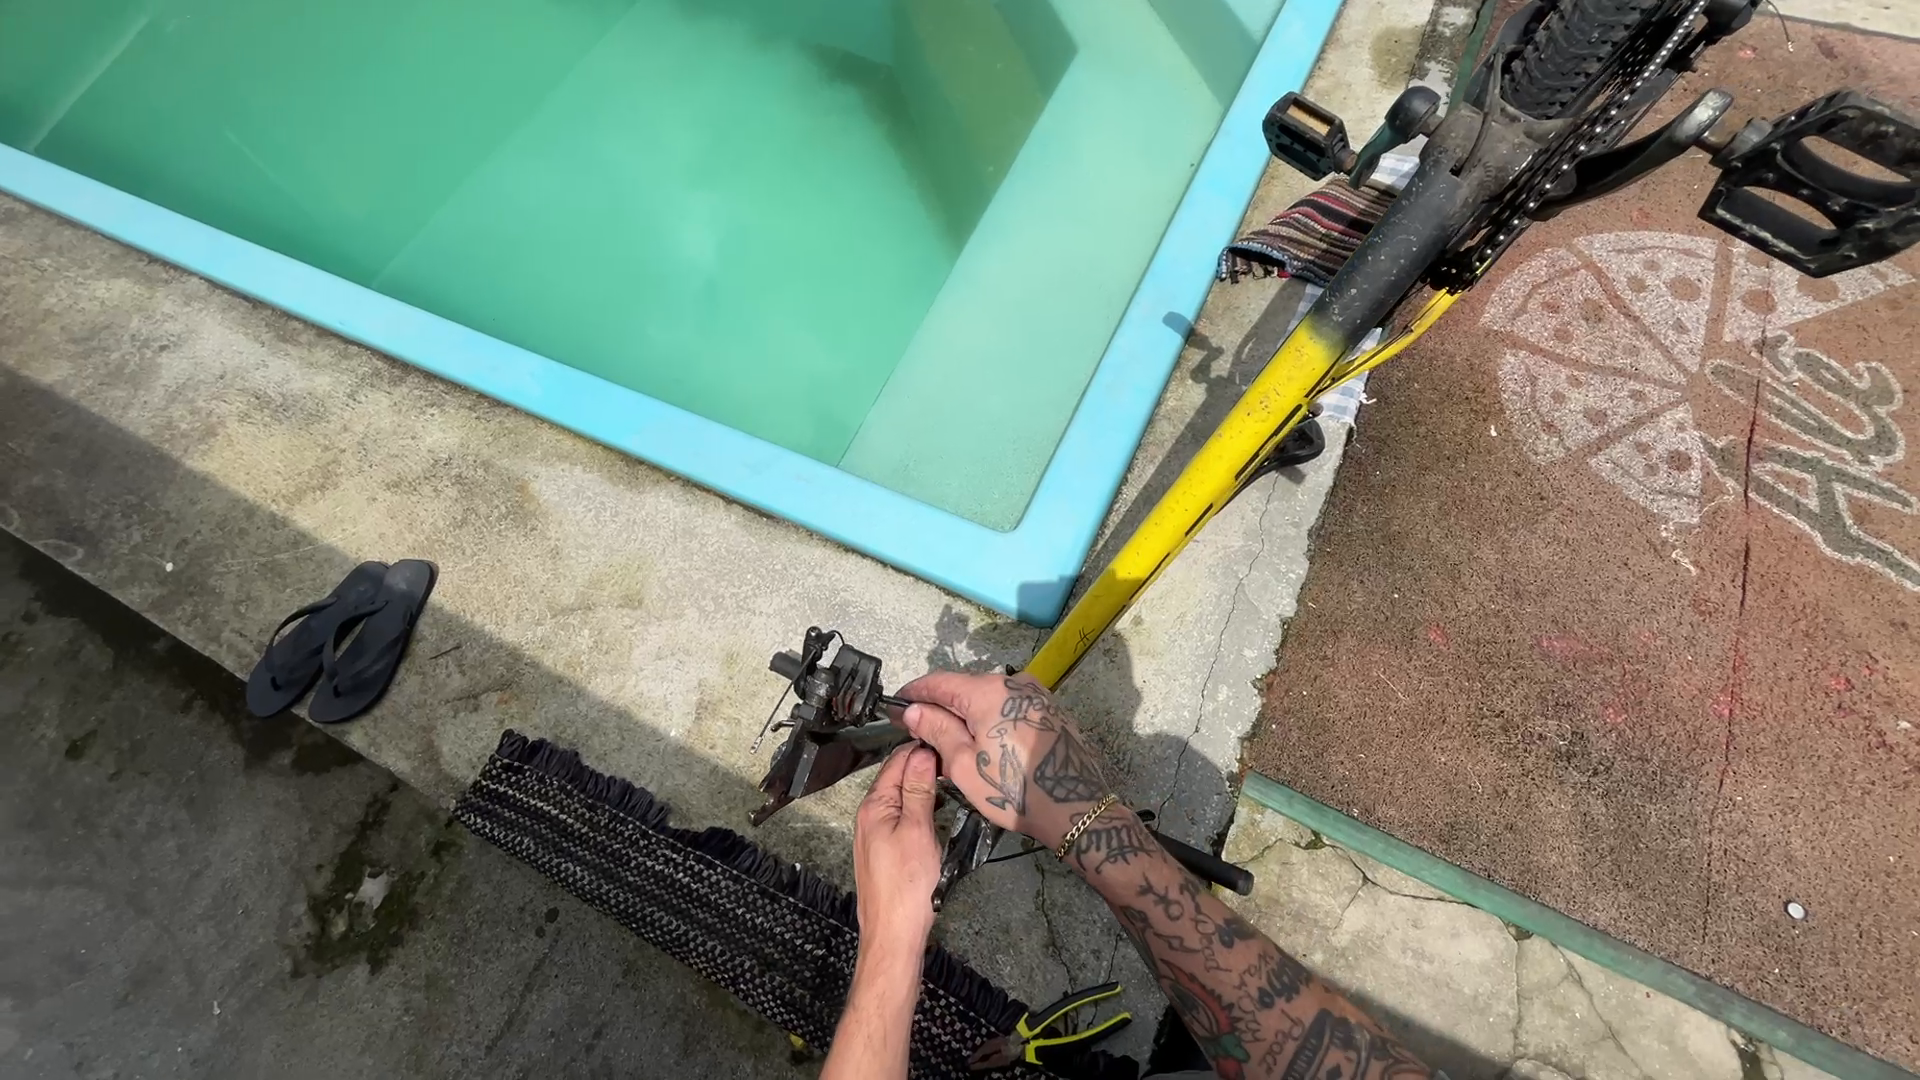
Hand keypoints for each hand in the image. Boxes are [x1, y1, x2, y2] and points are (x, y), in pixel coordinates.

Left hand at [852, 743, 942, 950]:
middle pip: (897, 776)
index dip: (922, 749)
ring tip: (949, 781)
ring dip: (922, 786)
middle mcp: (869, 814)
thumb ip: (919, 789)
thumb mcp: (918, 830)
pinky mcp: (884, 847)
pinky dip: (918, 806)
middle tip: (954, 762)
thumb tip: (923, 752)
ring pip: (900, 795)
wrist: (893, 935)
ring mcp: (875, 831)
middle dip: (922, 765)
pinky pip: (900, 814)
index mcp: (874, 804)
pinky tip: (935, 810)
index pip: (897, 760)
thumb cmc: (907, 886)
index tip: (948, 745)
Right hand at [895, 671, 1112, 851]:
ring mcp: (1035, 694)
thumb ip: (937, 730)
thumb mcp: (965, 764)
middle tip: (918, 732)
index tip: (897, 708)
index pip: (938, 682)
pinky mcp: (1049, 710)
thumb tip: (914, 710)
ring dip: (965, 715)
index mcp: (987, 691)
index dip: (914, 694)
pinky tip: (982, 744)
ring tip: (948, 743)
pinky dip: (990, 719)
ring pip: (987, 699)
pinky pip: (1008, 707)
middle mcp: (1012, 683)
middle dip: (939, 707)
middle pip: (964, 688)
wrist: (1076, 806)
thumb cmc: (1014, 790)